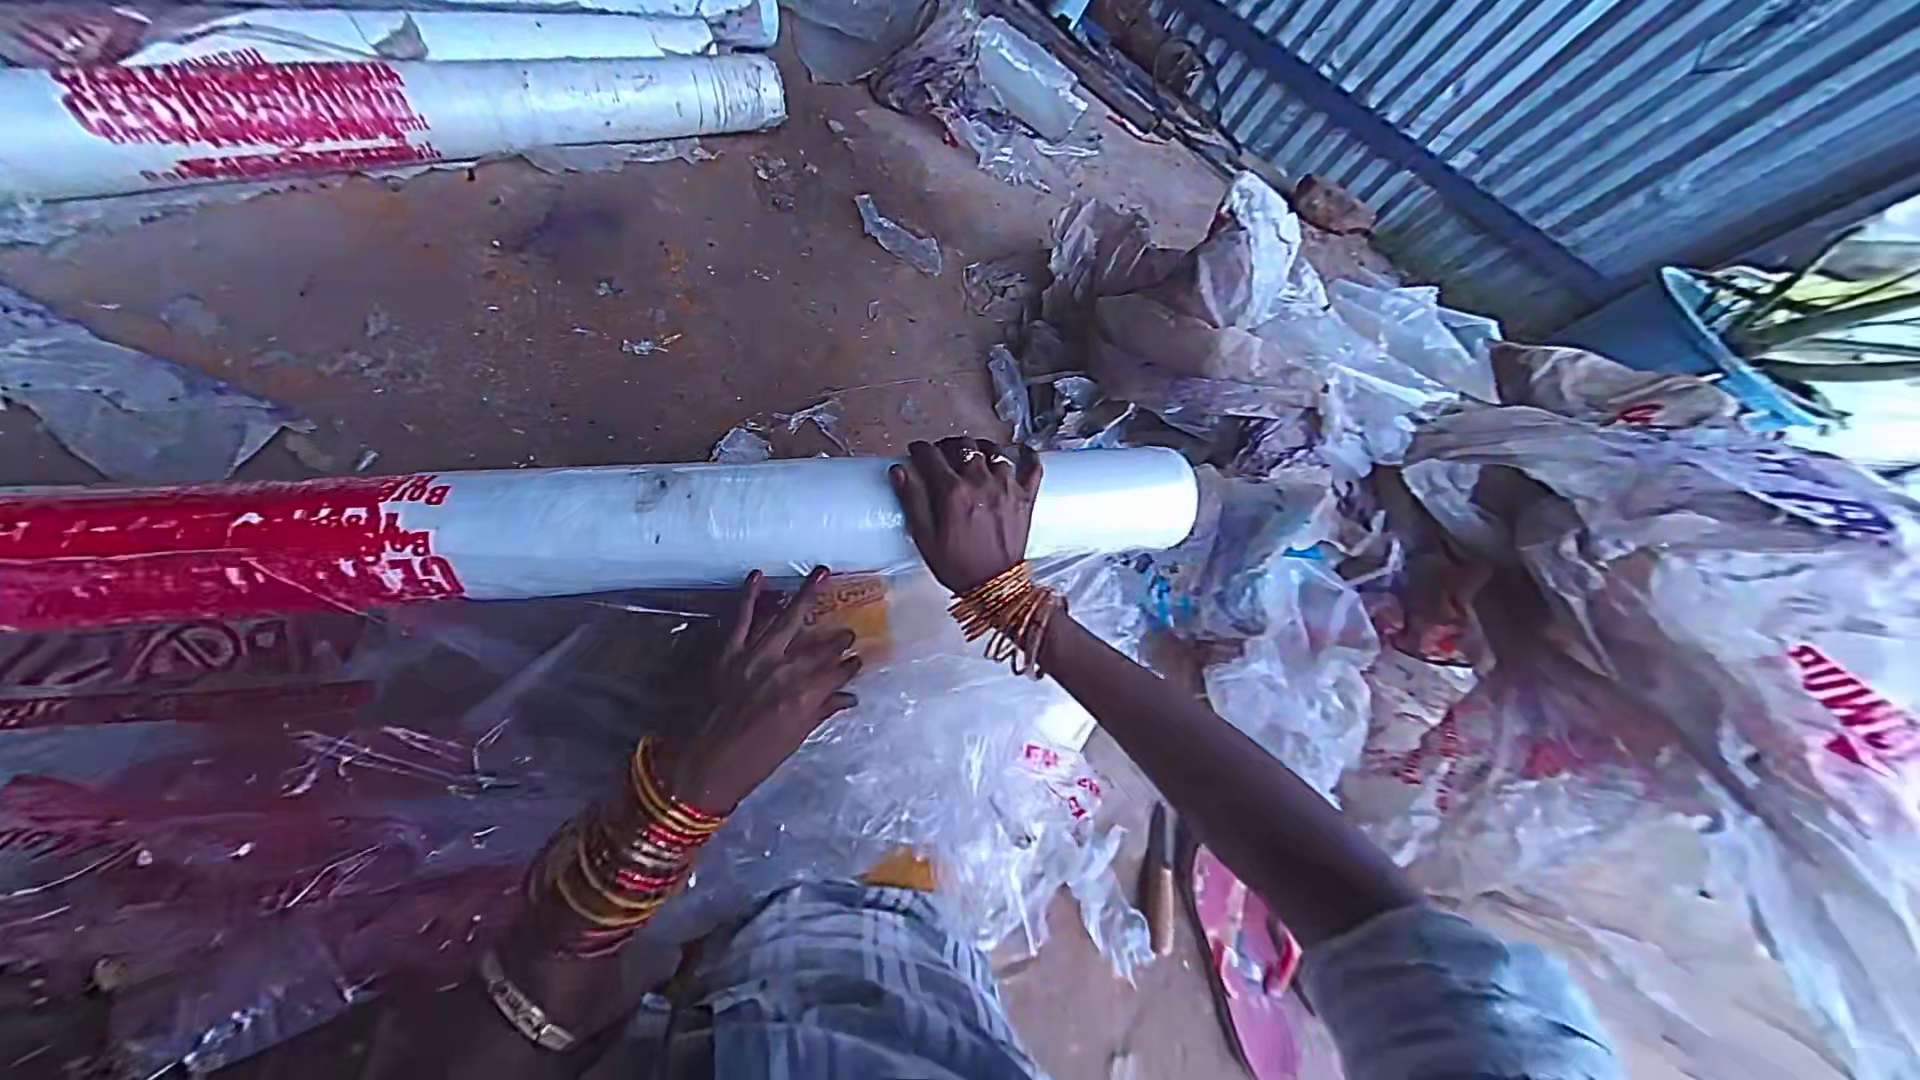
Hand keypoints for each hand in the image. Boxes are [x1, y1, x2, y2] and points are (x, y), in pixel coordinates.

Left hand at [669, 567, 860, 812]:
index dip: (850, 666)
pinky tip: (758, 576)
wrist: (702, 768)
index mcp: (805, 695)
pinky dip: (748, 596)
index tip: (858, 661)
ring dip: (805, 594)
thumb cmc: (754, 761)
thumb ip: (822, 711)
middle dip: (838, 637)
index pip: (837, 672)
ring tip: (821, 573)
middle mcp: (785, 671)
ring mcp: (756, 658)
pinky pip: (741, 619)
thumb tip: (848, 698)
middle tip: (848, 632)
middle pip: (819, 645)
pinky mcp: (729, 653)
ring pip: (786, 619)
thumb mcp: (795, 739)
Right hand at [890, 437, 1043, 593]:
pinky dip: (1027, 454)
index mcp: (952, 492)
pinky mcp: (1026, 496)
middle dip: (948, 446)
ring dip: (979, 449)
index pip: (931, 455)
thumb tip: (899, 470)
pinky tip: (1020, 450)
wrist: (995, 586)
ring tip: (972, 456)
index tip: (917, 452)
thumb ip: (912, 500)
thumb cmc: (956, 565)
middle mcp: (980, 482)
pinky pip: (1032, 465)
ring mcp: (1007, 486)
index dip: (920, 450)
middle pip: (963, 447)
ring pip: (993, 451)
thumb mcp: (924, 537)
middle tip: (942, 455)